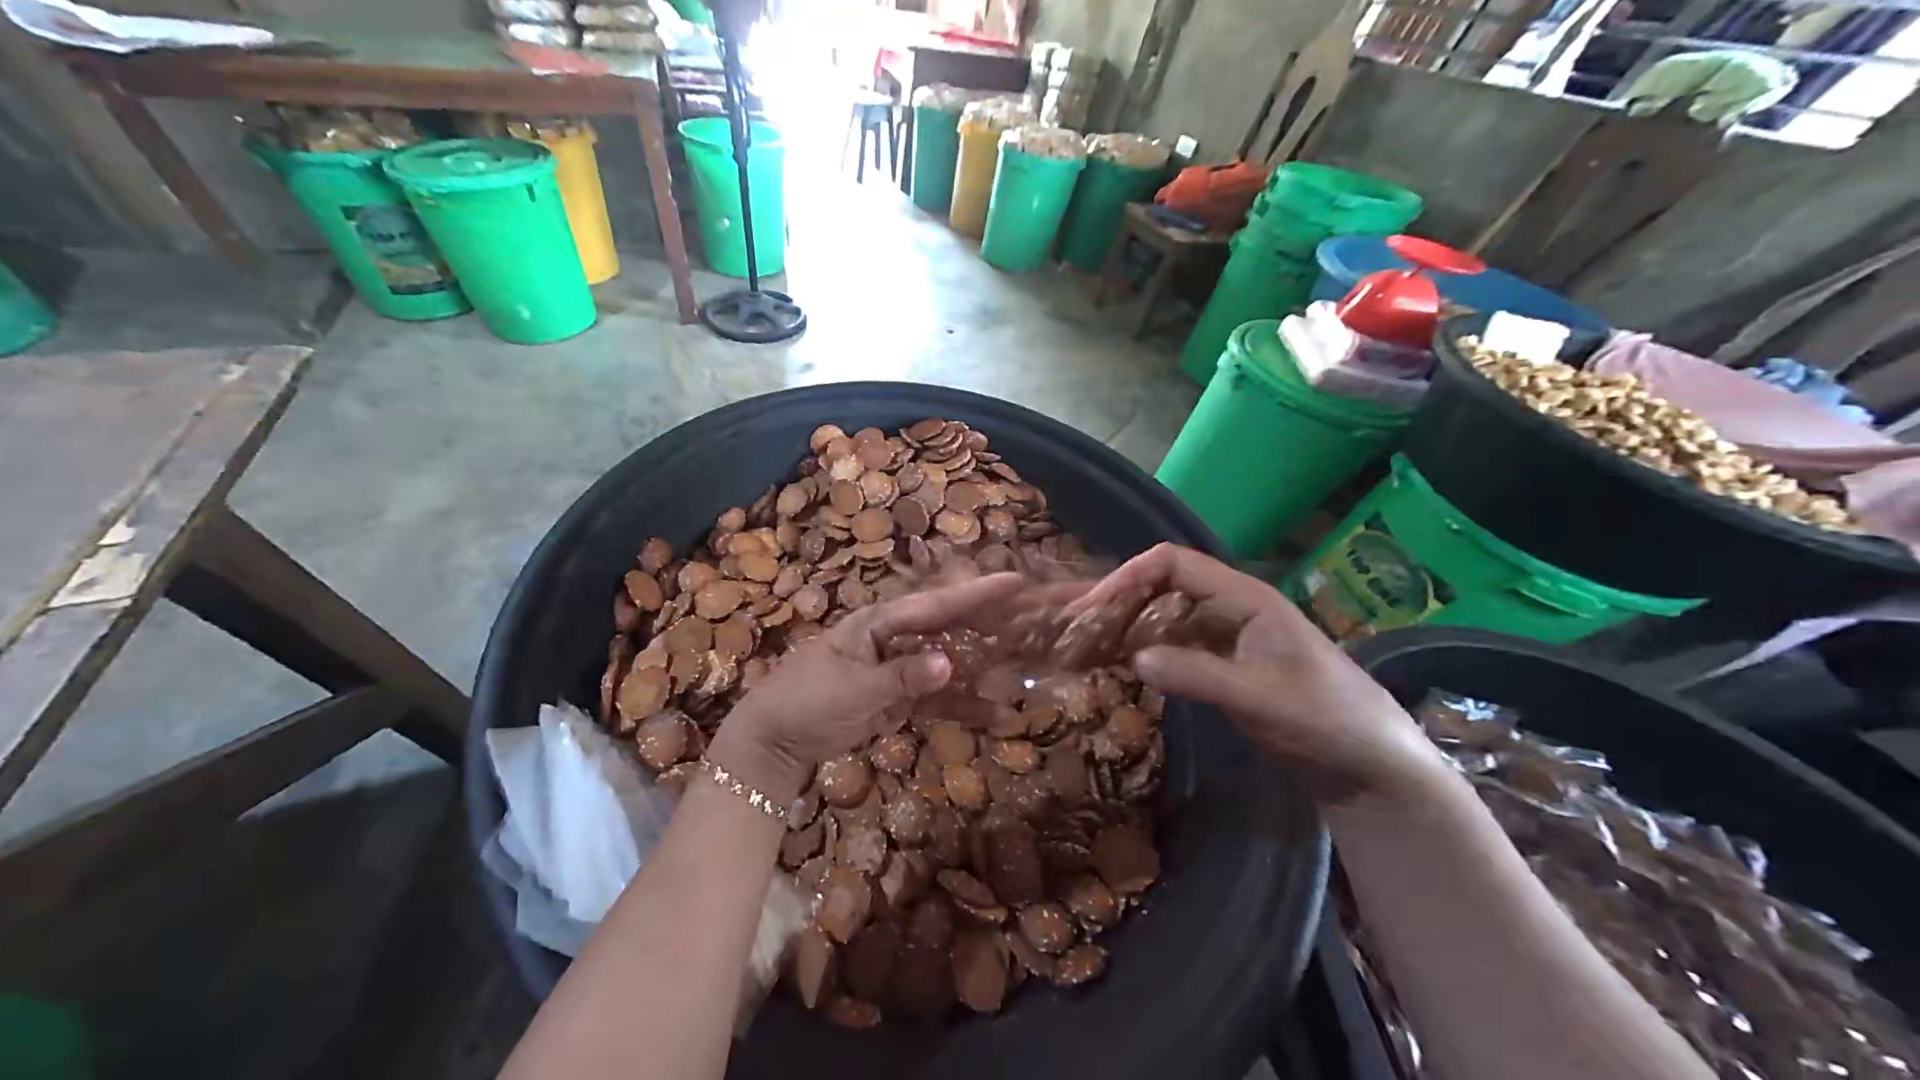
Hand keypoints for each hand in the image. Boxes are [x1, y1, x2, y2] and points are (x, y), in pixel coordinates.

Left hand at [709, 572, 1025, 799]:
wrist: (773, 740)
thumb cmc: (806, 702)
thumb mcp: (853, 689)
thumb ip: (902, 677)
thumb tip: (949, 664)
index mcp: (879, 624)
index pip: (935, 605)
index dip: (976, 594)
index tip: (1015, 581)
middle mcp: (894, 639)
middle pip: (950, 626)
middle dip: (992, 622)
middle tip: (1036, 616)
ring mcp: (898, 668)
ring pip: (951, 660)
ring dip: (985, 663)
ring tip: (1027, 661)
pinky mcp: (899, 697)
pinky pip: (939, 697)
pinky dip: (964, 704)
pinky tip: (995, 713)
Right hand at [1074, 544, 1444, 804]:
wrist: (1368, 765)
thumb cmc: (1326, 720)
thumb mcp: (1262, 698)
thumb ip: (1199, 675)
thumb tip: (1135, 657)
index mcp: (1244, 597)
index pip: (1173, 563)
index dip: (1128, 576)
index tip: (1092, 606)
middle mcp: (1228, 607)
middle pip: (1160, 585)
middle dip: (1115, 597)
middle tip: (1068, 619)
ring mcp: (1223, 637)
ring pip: (1161, 616)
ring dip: (1122, 623)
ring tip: (1079, 639)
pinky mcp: (1220, 664)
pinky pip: (1171, 645)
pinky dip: (1140, 649)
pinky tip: (1114, 663)